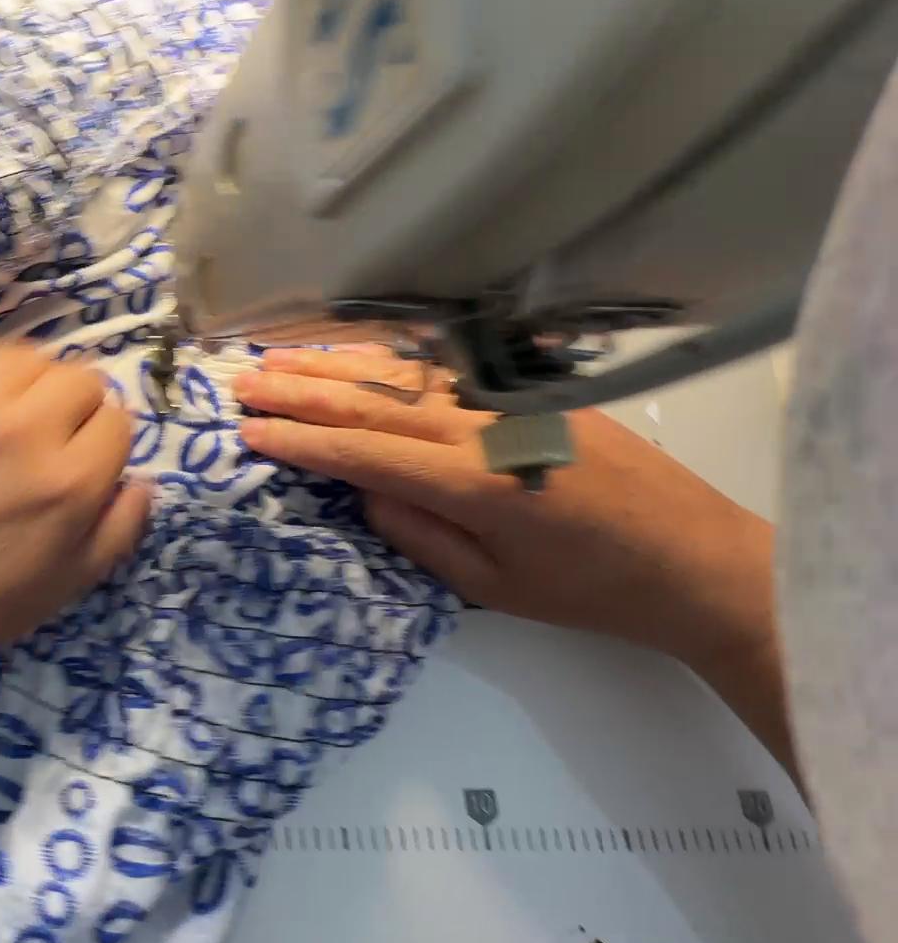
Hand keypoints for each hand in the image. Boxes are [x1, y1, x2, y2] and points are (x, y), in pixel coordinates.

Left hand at [0, 335, 149, 693]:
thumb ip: (115, 533)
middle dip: (75, 411)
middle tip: (41, 447)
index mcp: (66, 483)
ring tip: (5, 420)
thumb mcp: (54, 594)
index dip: (103, 446)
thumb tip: (142, 481)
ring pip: (28, 356)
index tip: (79, 467)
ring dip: (30, 384)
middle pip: (80, 379)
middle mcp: (21, 426)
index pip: (118, 424)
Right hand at [232, 348, 776, 672]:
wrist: (700, 560)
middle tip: (241, 382)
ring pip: (396, 373)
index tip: (246, 431)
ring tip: (274, 357)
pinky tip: (346, 353)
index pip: (359, 450)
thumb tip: (363, 486)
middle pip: (367, 399)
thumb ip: (414, 532)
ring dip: (328, 365)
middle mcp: (480, 428)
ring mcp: (503, 402)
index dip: (297, 441)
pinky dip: (380, 358)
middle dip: (297, 391)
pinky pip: (434, 370)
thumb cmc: (586, 590)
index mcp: (471, 482)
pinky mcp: (522, 393)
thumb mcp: (488, 585)